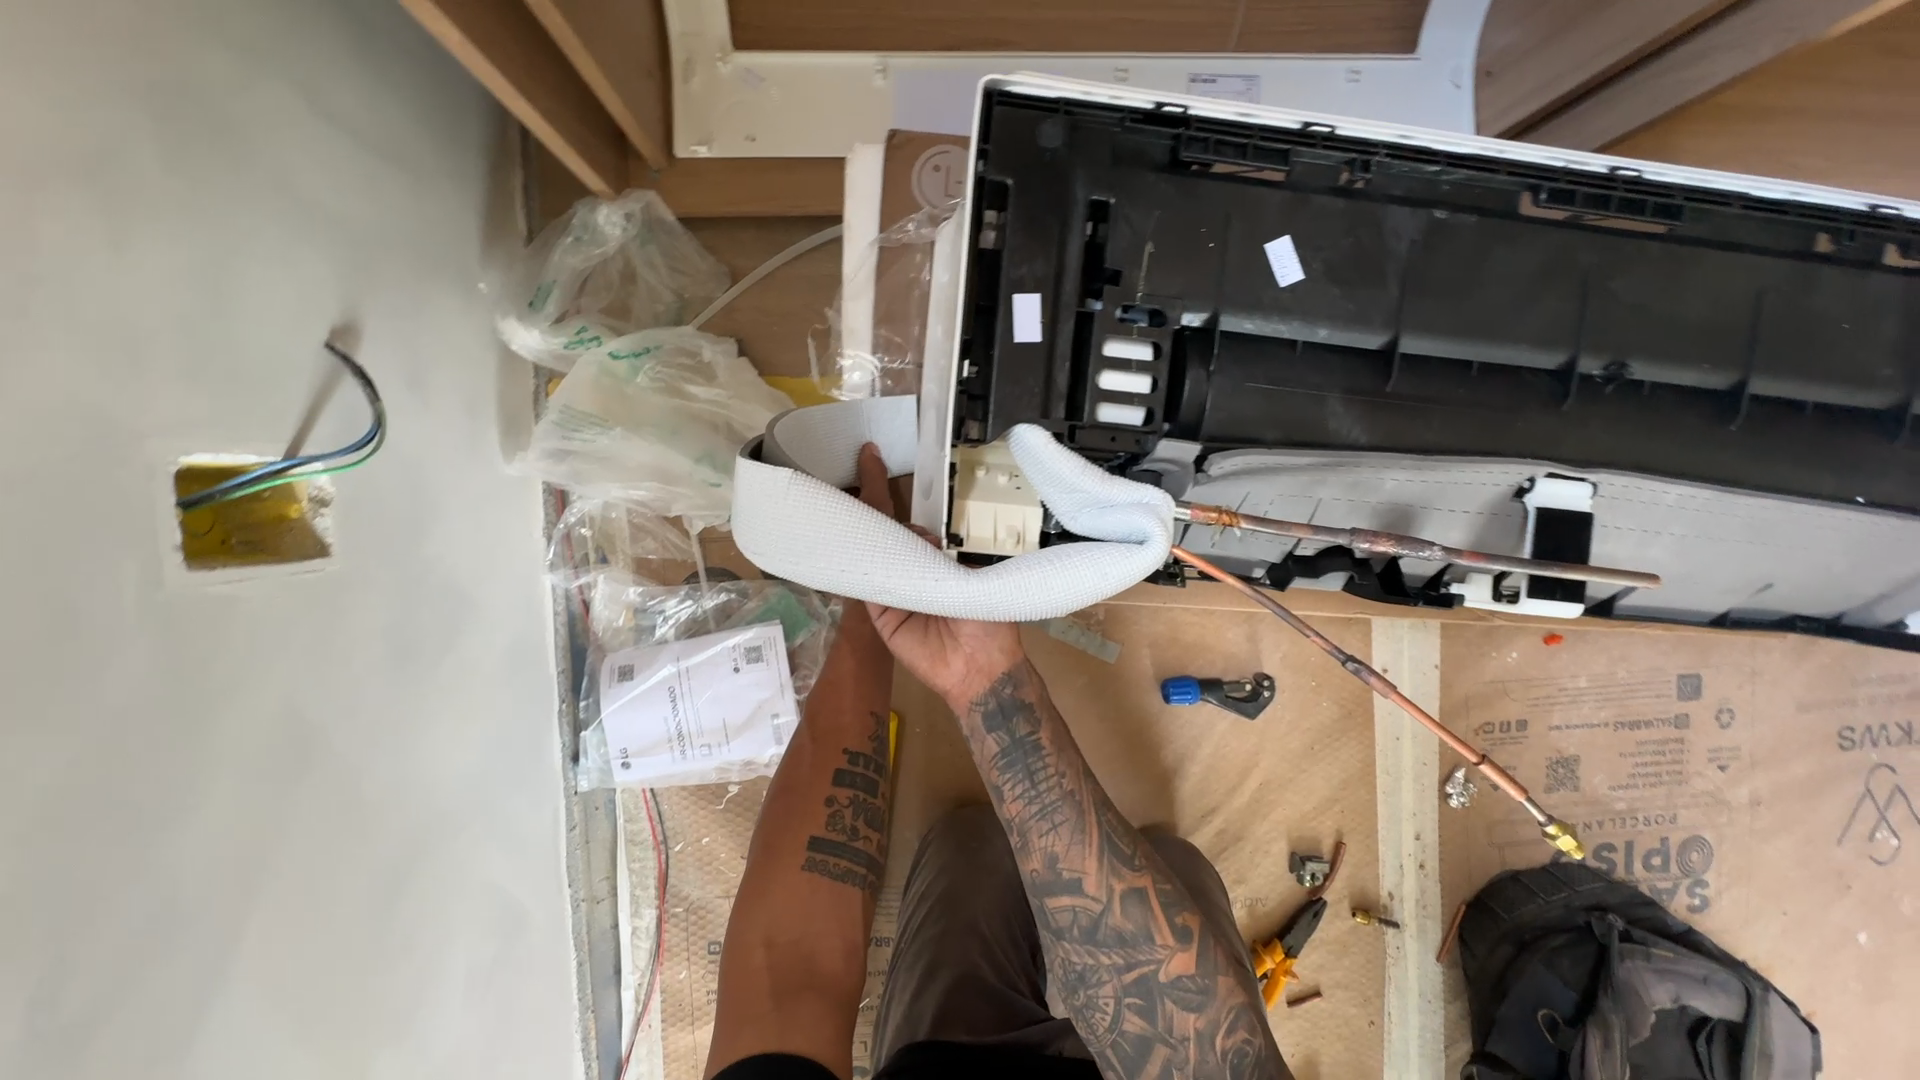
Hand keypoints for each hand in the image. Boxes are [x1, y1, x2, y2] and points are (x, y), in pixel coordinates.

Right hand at [852, 443, 1025, 706]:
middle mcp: (911, 568)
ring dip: (862, 526)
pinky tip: (844, 539)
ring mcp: (893, 588)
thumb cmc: (988, 618)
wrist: (980, 665)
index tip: (873, 456)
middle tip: (861, 464)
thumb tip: (923, 531)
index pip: (909, 518)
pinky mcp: (880, 610)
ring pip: (872, 551)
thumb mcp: (976, 572)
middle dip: (872, 499)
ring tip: (848, 493)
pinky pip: (863, 583)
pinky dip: (854, 563)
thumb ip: (949, 548)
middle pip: (885, 530)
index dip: (891, 489)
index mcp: (935, 557)